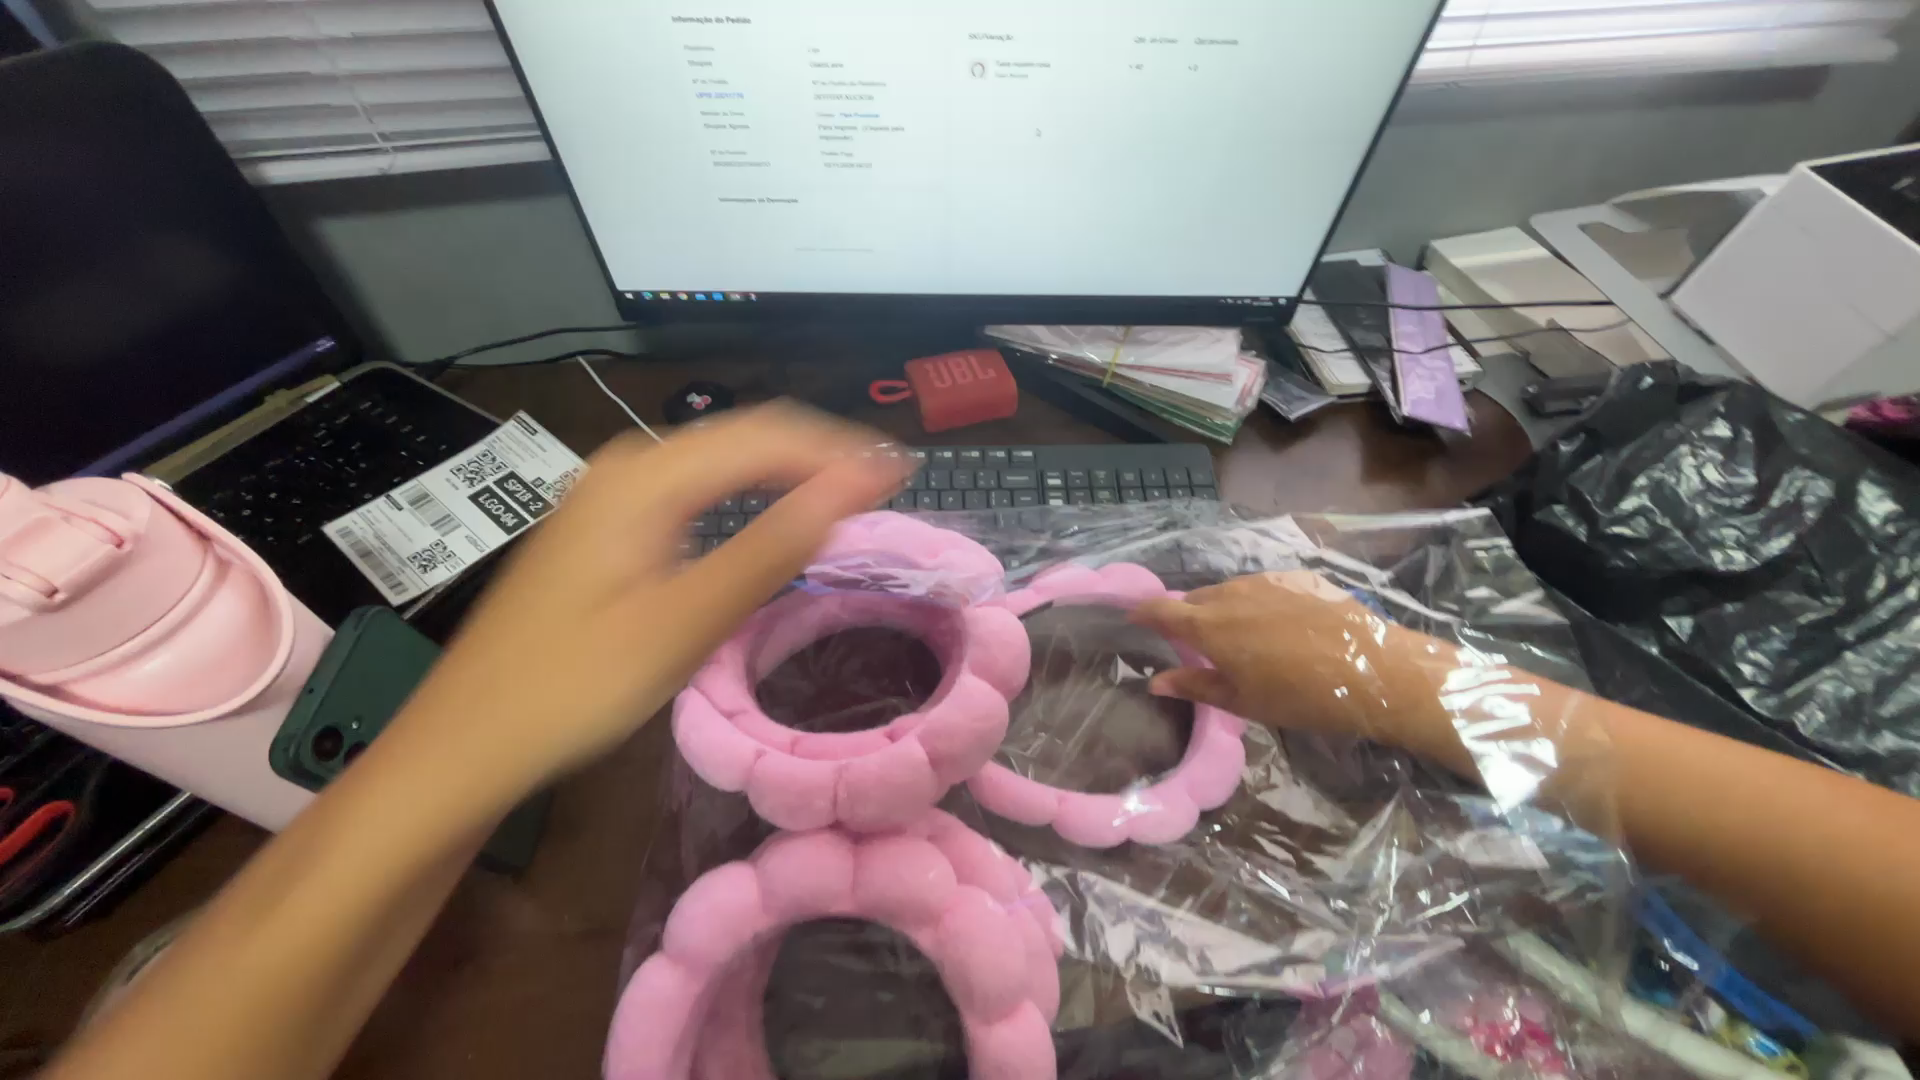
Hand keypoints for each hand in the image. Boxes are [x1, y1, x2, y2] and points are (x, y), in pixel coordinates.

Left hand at [387, 402, 911, 801]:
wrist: (467, 741)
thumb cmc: (573, 687)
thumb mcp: (685, 622)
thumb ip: (773, 548)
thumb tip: (853, 488)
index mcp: (644, 479)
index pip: (767, 435)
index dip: (840, 451)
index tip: (900, 476)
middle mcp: (629, 466)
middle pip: (746, 436)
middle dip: (821, 455)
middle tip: (885, 490)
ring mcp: (614, 492)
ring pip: (723, 460)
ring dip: (790, 473)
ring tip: (849, 501)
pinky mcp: (611, 523)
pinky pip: (700, 488)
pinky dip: (753, 495)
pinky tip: (776, 519)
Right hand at [1131, 571, 1455, 754]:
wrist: (1375, 670)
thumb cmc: (1301, 696)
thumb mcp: (1243, 701)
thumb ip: (1195, 685)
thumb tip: (1155, 682)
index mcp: (1209, 626)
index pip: (1160, 610)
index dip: (1142, 613)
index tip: (1133, 620)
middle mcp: (1230, 594)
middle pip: (1193, 599)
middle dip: (1185, 616)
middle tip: (1192, 643)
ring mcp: (1264, 581)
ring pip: (1227, 591)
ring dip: (1221, 610)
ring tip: (1238, 637)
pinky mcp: (1296, 578)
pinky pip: (1260, 588)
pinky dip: (1254, 604)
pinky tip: (1276, 627)